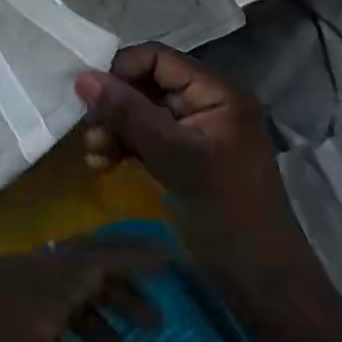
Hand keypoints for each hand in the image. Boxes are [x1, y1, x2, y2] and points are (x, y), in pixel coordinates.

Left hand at [0, 239, 165, 341]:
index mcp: (24, 287)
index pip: (89, 260)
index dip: (132, 259)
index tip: (171, 260)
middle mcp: (1, 272)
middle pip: (67, 267)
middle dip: (112, 291)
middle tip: (153, 324)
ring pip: (42, 284)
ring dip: (81, 311)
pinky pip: (17, 298)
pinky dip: (48, 321)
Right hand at [76, 45, 341, 341]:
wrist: (259, 282)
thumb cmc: (226, 210)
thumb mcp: (173, 156)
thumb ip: (127, 113)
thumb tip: (81, 76)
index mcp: (216, 92)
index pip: (155, 58)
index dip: (120, 71)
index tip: (90, 96)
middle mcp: (205, 103)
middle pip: (143, 83)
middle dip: (112, 105)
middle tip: (88, 128)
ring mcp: (193, 131)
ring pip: (138, 110)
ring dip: (111, 127)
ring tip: (94, 152)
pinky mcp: (182, 156)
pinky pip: (142, 136)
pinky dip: (120, 145)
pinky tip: (101, 163)